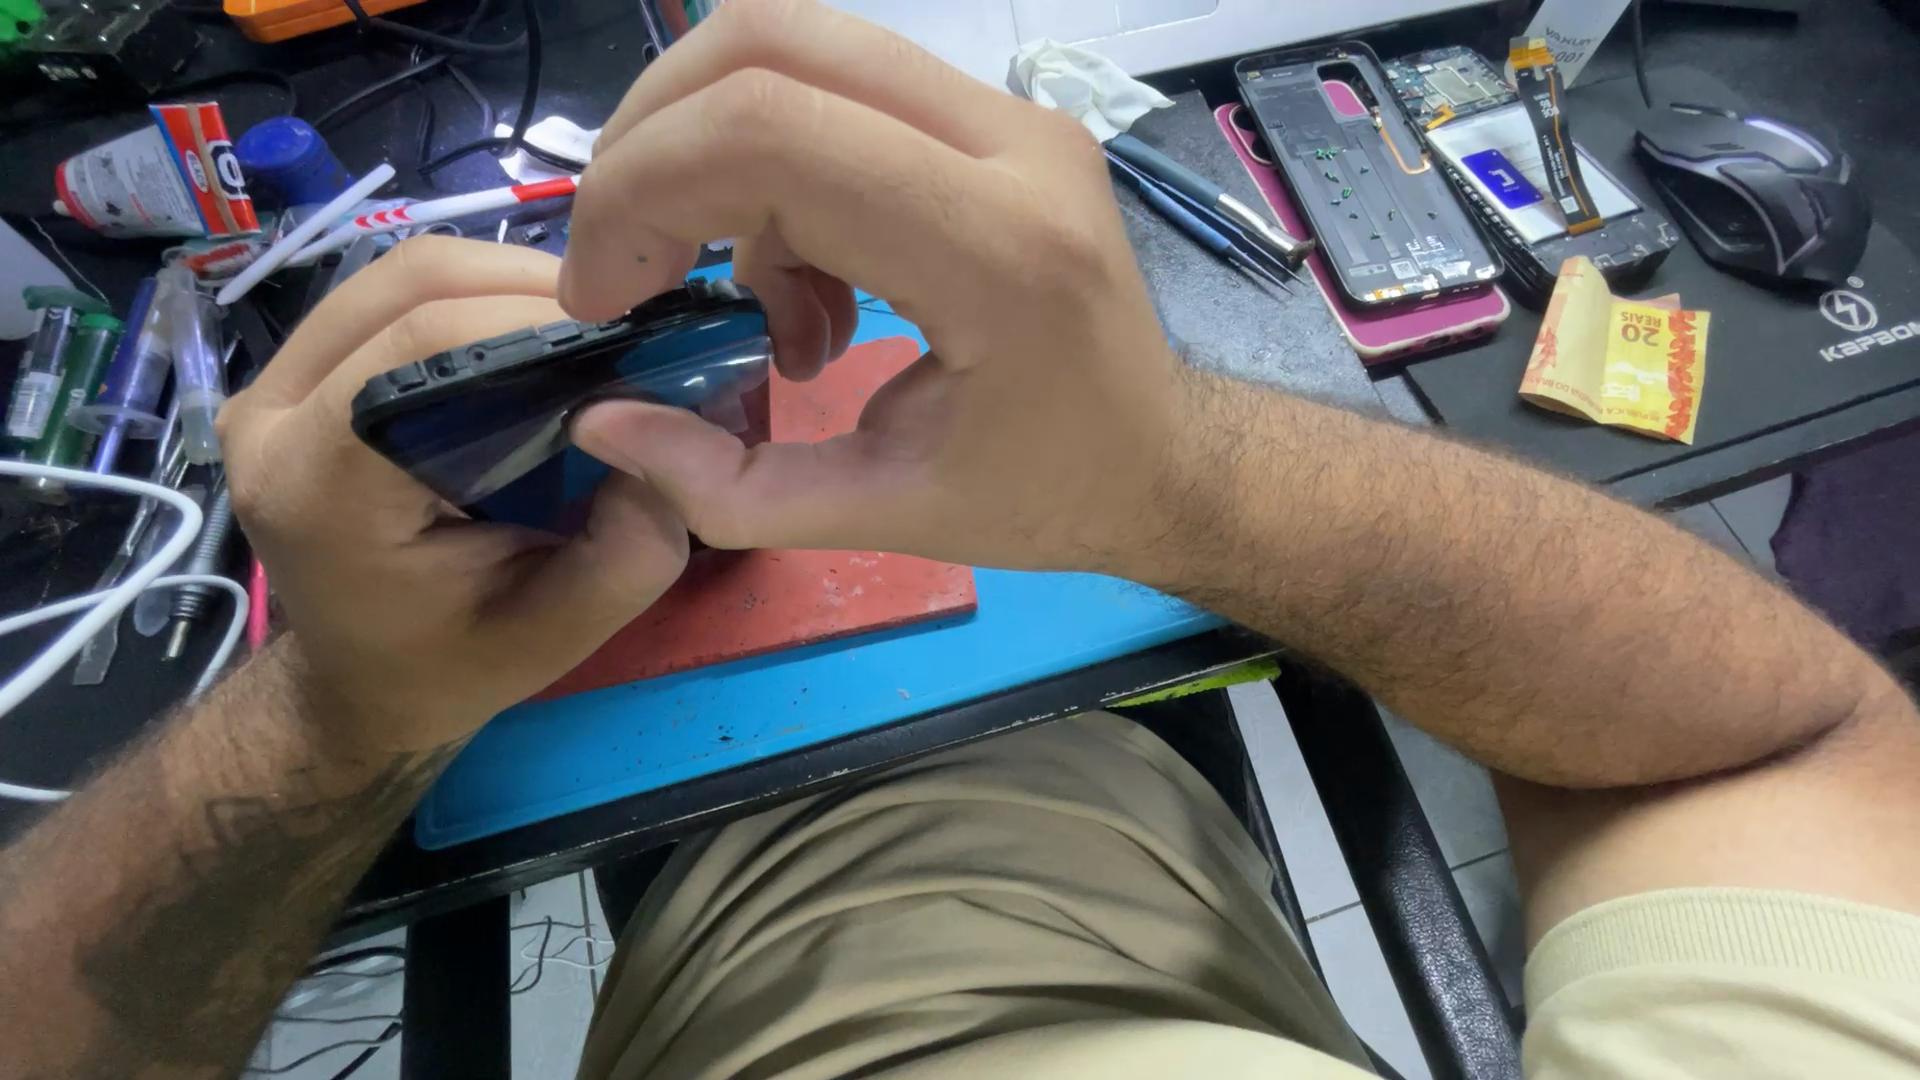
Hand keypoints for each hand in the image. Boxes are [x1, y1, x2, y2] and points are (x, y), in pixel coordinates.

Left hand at [218, 238, 688, 752]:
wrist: (371, 681)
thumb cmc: (463, 662)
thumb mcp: (569, 629)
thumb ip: (633, 550)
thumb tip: (669, 442)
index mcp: (326, 486)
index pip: (425, 345)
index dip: (540, 321)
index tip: (638, 342)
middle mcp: (274, 415)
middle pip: (408, 283)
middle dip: (535, 286)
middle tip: (631, 325)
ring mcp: (276, 385)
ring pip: (401, 274)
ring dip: (512, 283)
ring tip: (596, 327)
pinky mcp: (305, 376)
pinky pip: (398, 298)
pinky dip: (485, 299)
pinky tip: (545, 338)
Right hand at [562, 0, 1192, 577]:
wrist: (1163, 460)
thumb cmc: (1052, 497)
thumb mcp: (893, 514)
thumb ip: (740, 488)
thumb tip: (605, 425)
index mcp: (999, 253)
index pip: (771, 133)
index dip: (641, 195)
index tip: (604, 294)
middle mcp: (1015, 148)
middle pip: (769, 44)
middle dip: (658, 153)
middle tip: (639, 270)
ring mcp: (1017, 120)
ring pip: (802, 53)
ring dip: (728, 172)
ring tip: (774, 315)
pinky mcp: (1006, 128)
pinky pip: (850, 96)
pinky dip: (788, 179)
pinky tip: (820, 290)